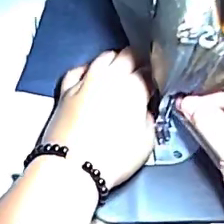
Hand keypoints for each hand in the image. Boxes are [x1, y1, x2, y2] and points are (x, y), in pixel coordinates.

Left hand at [36, 49, 154, 189]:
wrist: (73, 168)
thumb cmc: (111, 158)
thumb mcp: (146, 142)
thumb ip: (149, 118)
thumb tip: (145, 111)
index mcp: (135, 86)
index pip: (150, 70)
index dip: (156, 77)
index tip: (156, 86)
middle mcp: (110, 77)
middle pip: (128, 55)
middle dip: (138, 61)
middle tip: (142, 73)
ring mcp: (86, 81)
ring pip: (104, 56)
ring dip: (115, 61)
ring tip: (119, 72)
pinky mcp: (67, 91)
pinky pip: (79, 70)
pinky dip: (88, 70)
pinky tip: (90, 77)